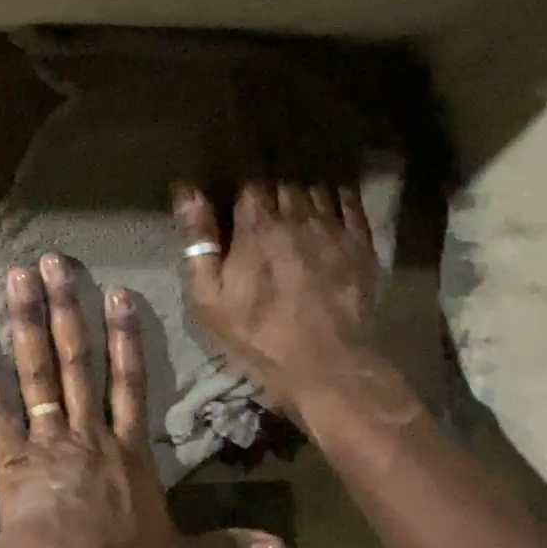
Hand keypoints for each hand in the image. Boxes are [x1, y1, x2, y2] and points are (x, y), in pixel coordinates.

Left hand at [0, 254, 287, 547]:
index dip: (127, 337)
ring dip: (27, 323)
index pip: (131, 383)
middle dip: (68, 309)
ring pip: (37, 371)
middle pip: (78, 361)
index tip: (118, 291)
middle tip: (53, 262)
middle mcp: (87, 431)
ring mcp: (47, 438)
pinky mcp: (11, 454)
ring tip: (16, 279)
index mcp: (128, 450)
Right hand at [172, 181, 380, 402]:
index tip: (237, 196)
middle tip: (265, 203)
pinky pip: (351, 204)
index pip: (250, 184)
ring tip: (295, 205)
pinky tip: (331, 205)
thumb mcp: (210, 296)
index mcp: (257, 227)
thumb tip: (186, 191)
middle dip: (273, 189)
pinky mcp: (361, 245)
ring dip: (303, 193)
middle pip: (284, 184)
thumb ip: (199, 241)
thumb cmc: (258, 333)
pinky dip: (338, 198)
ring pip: (316, 190)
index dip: (243, 186)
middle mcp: (297, 217)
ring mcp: (333, 229)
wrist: (327, 363)